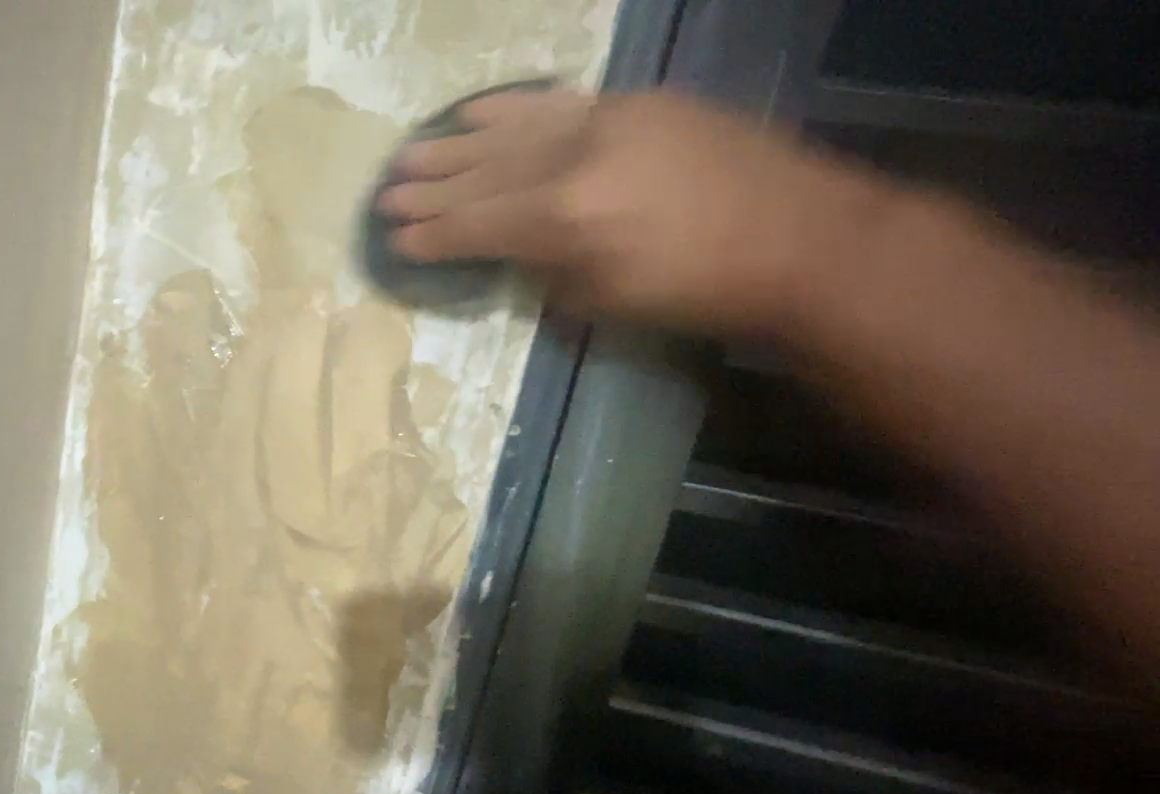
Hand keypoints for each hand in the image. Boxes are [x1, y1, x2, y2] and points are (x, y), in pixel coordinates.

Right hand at [377, 89, 897, 338]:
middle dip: (429, 189)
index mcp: (564, 221)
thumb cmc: (694, 291)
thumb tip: (510, 255)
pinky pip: (555, 101)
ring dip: (454, 146)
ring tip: (408, 154)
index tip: (394, 239)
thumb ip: (544, 272)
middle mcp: (573, 161)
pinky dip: (509, 108)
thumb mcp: (602, 301)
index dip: (432, 236)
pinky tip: (473, 111)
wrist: (799, 238)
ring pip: (510, 133)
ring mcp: (604, 122)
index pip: (476, 227)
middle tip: (385, 195)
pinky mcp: (634, 103)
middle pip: (482, 176)